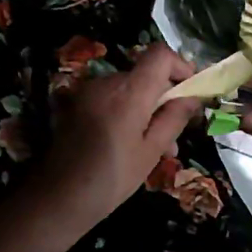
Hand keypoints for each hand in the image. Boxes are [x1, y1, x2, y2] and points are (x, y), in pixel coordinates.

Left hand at [30, 44, 199, 230]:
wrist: (59, 196)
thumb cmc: (111, 178)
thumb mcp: (151, 152)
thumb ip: (174, 118)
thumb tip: (192, 97)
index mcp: (128, 91)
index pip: (159, 55)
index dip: (180, 66)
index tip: (191, 91)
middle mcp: (106, 83)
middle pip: (144, 75)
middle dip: (164, 100)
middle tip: (174, 137)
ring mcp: (88, 92)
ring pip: (128, 90)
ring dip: (145, 111)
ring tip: (155, 150)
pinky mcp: (76, 104)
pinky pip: (110, 100)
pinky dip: (125, 114)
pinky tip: (129, 145)